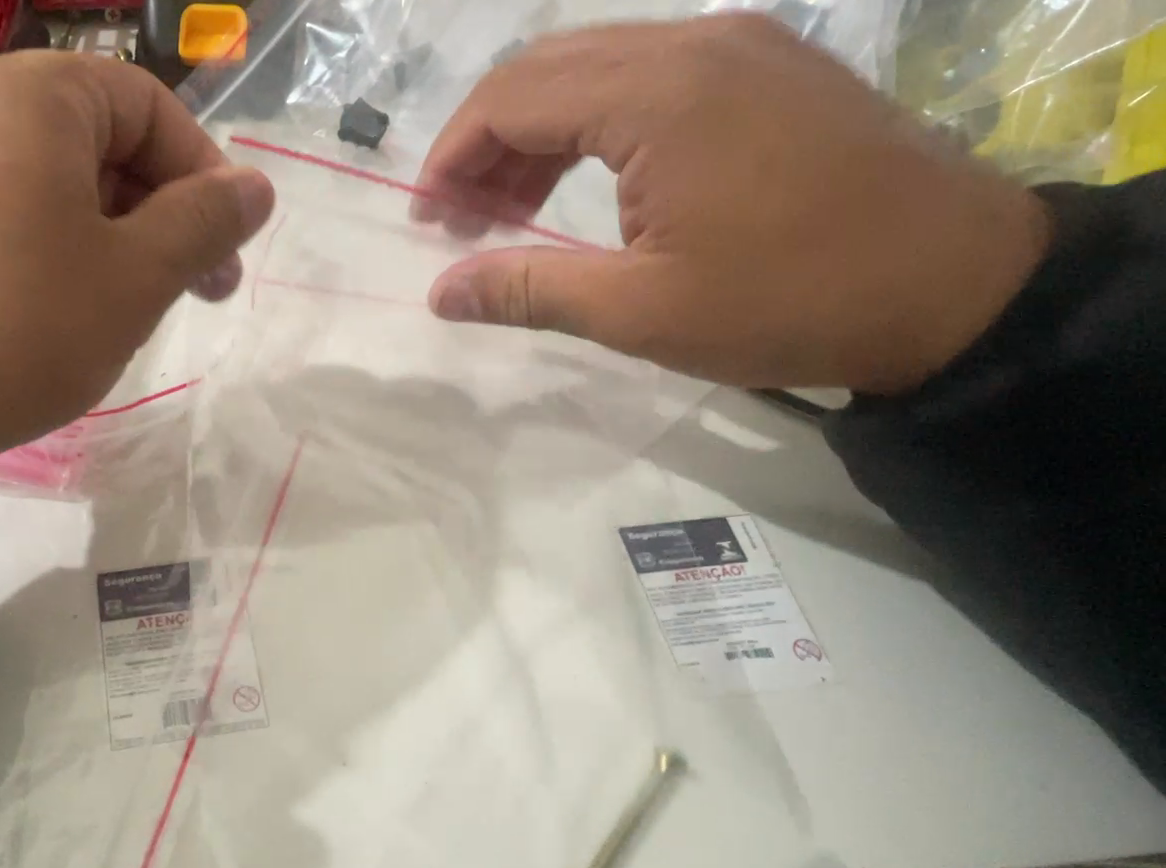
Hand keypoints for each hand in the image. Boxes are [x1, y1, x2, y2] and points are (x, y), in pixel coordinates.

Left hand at [0, 52, 274, 499]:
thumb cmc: (23, 329)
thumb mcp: (134, 278)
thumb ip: (204, 223)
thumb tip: (257, 187)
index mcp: (37, 96)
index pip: (152, 106)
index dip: (204, 174)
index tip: (227, 249)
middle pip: (105, 142)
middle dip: (163, 215)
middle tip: (198, 291)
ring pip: (62, 187)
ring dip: (117, 242)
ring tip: (135, 312)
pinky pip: (15, 217)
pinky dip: (61, 256)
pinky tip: (70, 317)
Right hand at [414, 15, 1051, 394]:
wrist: (954, 288)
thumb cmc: (784, 303)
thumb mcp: (637, 311)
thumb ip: (525, 289)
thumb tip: (439, 294)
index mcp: (658, 94)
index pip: (512, 97)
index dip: (451, 157)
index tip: (426, 221)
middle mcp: (693, 43)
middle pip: (545, 68)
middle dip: (483, 142)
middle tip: (457, 221)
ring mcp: (737, 46)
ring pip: (593, 67)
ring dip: (534, 134)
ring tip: (505, 212)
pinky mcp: (764, 67)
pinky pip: (646, 76)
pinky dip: (590, 126)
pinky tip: (579, 185)